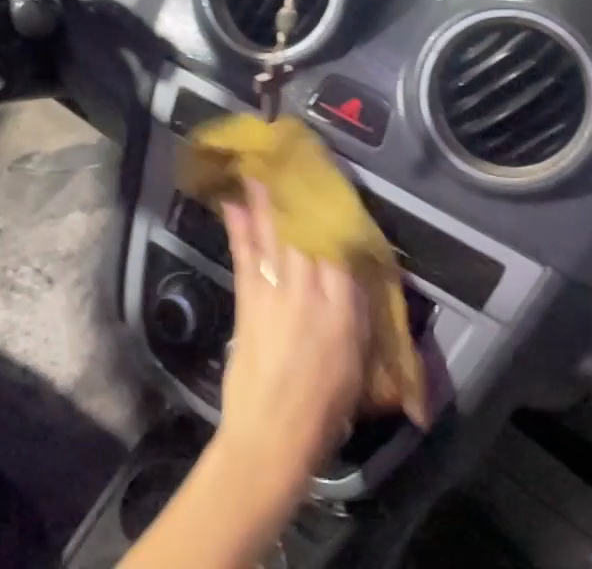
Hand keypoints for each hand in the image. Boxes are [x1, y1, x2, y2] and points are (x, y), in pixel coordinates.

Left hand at [216, 178, 368, 492]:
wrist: (274, 436)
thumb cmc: (326, 406)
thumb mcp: (360, 358)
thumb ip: (358, 310)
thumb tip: (352, 272)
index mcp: (346, 305)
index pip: (344, 243)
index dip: (335, 208)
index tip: (329, 178)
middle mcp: (313, 290)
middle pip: (308, 229)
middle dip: (299, 190)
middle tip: (291, 154)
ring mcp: (278, 293)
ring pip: (276, 234)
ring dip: (266, 197)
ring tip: (258, 162)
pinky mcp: (249, 303)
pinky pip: (245, 255)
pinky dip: (238, 227)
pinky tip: (231, 203)